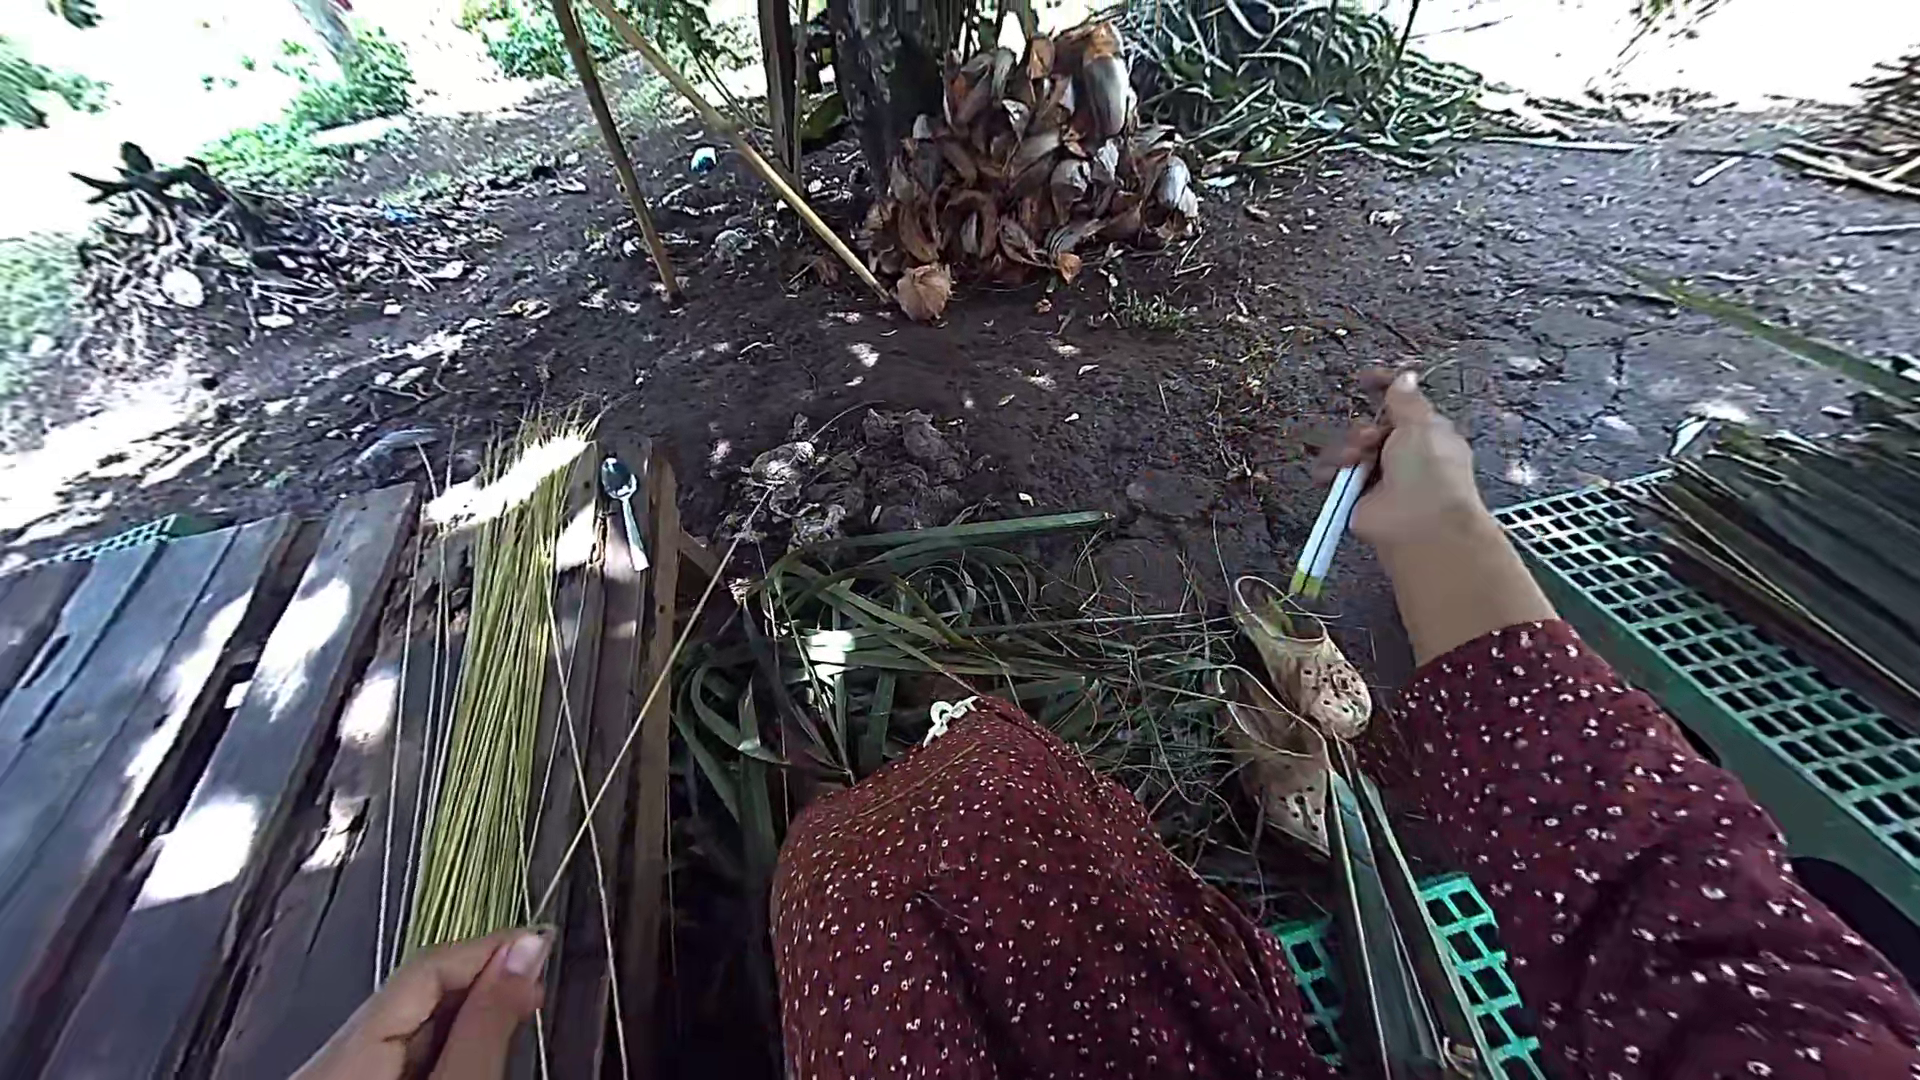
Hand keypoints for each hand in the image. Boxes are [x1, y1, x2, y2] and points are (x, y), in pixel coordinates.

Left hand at [293, 929, 549, 1079]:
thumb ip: (489, 1018)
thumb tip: (533, 940)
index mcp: (342, 1056)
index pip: (426, 966)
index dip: (491, 947)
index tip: (543, 949)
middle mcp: (322, 1064)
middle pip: (414, 994)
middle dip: (483, 983)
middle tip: (535, 991)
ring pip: (407, 1026)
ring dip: (467, 1015)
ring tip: (513, 1021)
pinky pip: (394, 1056)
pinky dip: (442, 1046)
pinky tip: (471, 1053)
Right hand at [1328, 368, 1553, 663]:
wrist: (1417, 522)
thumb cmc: (1429, 472)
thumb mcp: (1421, 427)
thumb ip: (1406, 402)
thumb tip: (1405, 376)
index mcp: (1425, 433)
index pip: (1401, 403)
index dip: (1383, 389)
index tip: (1363, 378)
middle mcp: (1400, 453)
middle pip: (1368, 427)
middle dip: (1362, 431)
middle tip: (1368, 441)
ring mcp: (1376, 474)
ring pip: (1346, 449)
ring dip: (1345, 451)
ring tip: (1353, 463)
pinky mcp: (1354, 493)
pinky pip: (1332, 473)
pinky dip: (1328, 472)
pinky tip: (1330, 476)